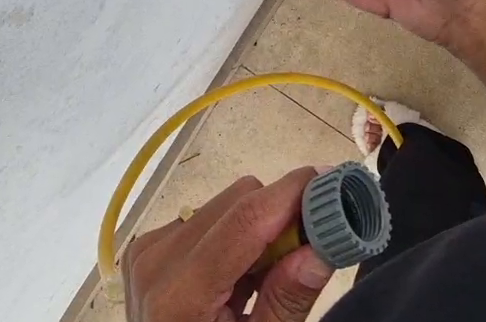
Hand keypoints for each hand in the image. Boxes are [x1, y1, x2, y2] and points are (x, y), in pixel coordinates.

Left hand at [124, 169, 332, 321]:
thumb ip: (285, 303)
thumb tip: (321, 248)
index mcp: (179, 295)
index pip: (245, 219)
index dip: (292, 193)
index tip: (334, 182)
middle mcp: (158, 258)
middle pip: (239, 200)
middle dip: (281, 216)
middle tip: (307, 251)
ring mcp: (150, 248)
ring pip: (227, 201)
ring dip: (259, 225)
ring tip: (263, 277)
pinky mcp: (150, 244)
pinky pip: (209, 214)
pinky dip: (235, 233)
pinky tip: (238, 274)